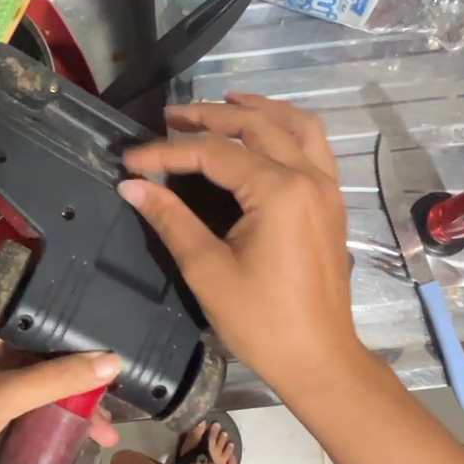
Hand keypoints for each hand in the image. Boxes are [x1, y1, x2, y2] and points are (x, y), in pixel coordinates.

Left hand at [0, 331, 120, 463]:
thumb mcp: (3, 396)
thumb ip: (56, 379)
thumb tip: (113, 362)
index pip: (43, 322)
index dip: (80, 335)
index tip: (118, 351)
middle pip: (46, 359)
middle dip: (82, 382)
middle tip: (114, 408)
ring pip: (40, 387)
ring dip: (70, 406)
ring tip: (104, 434)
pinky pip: (27, 411)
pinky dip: (50, 420)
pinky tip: (73, 438)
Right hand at [117, 93, 365, 398]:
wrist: (318, 357)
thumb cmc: (261, 321)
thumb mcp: (207, 270)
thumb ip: (171, 219)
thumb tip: (132, 185)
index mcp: (278, 191)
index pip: (214, 153)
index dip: (168, 151)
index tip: (131, 159)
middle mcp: (308, 177)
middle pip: (256, 125)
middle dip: (210, 116)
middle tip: (170, 117)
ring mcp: (327, 188)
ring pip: (294, 126)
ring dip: (257, 111)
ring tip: (223, 105)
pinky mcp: (332, 203)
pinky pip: (314, 147)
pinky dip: (287, 129)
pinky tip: (266, 135)